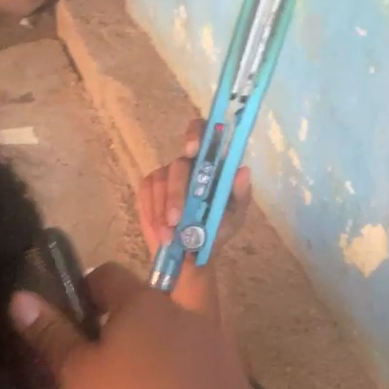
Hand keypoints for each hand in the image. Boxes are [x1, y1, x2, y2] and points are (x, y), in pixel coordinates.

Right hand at [13, 264, 258, 388]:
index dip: (86, 287)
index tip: (73, 317)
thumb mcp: (77, 377)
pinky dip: (190, 358)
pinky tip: (174, 387)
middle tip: (134, 289)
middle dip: (160, 261)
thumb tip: (21, 297)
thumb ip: (51, 334)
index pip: (109, 274)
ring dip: (174, 318)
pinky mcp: (233, 379)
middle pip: (175, 274)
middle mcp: (186, 312)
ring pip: (193, 316)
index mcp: (144, 303)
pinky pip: (206, 355)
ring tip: (146, 351)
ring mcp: (217, 344)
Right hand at [135, 118, 251, 251]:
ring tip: (170, 237)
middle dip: (175, 194)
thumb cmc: (216, 230)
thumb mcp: (235, 216)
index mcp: (210, 163)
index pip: (201, 133)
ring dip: (162, 211)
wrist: (193, 255)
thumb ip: (240, 194)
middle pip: (178, 166)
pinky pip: (145, 195)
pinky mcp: (147, 190)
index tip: (191, 150)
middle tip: (176, 220)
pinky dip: (152, 214)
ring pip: (159, 182)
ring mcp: (165, 176)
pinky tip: (161, 232)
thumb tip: (243, 171)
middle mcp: (187, 164)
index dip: (195, 135)